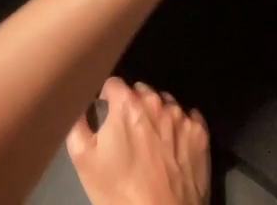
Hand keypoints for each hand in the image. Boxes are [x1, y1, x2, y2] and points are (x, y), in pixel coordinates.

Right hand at [67, 78, 209, 204]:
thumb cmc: (118, 192)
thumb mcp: (83, 158)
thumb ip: (76, 120)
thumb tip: (78, 101)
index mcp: (127, 103)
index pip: (113, 84)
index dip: (107, 99)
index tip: (106, 115)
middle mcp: (156, 102)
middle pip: (140, 91)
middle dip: (132, 106)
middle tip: (127, 134)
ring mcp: (181, 117)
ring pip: (164, 103)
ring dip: (156, 115)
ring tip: (150, 143)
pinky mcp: (200, 134)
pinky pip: (188, 118)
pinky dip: (179, 127)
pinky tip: (173, 146)